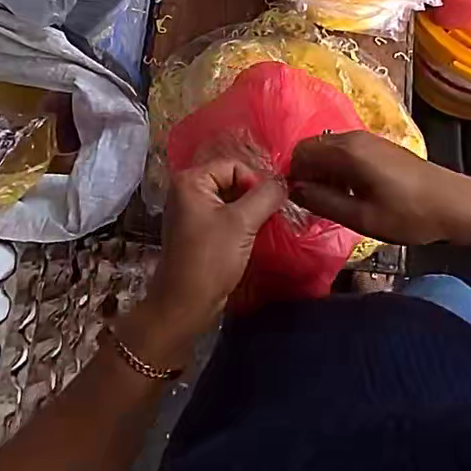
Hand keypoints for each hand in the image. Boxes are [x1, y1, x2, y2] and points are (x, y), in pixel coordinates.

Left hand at [147, 159, 288, 336]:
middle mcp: (187, 191)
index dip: (255, 182)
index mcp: (190, 180)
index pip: (234, 165)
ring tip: (264, 227)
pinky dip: (242, 224)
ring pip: (232, 200)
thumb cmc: (210, 259)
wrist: (185, 305)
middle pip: (233, 180)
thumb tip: (284, 182)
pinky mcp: (199, 231)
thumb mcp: (242, 222)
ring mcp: (192, 212)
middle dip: (254, 196)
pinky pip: (226, 216)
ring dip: (251, 211)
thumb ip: (267, 195)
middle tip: (270, 216)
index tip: (269, 206)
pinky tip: (253, 237)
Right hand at [289, 131, 470, 246]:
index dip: (292, 176)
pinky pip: (345, 154)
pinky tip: (352, 195)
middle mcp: (354, 137)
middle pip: (313, 149)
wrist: (459, 205)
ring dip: (323, 174)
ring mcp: (369, 140)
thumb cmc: (410, 214)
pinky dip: (339, 172)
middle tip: (315, 205)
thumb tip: (293, 190)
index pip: (300, 152)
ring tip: (334, 203)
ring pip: (329, 151)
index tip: (298, 202)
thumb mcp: (362, 217)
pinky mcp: (380, 147)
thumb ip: (323, 202)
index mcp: (347, 150)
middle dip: (307, 175)